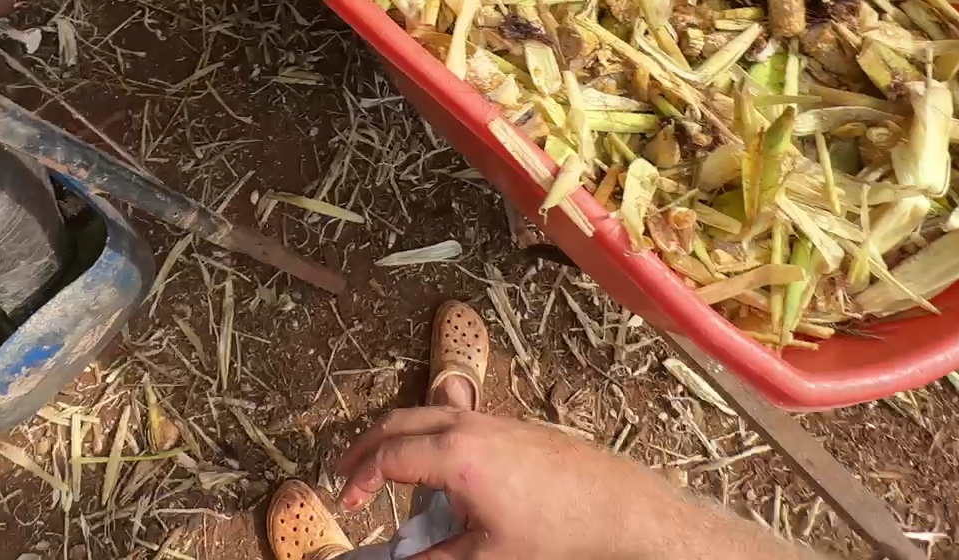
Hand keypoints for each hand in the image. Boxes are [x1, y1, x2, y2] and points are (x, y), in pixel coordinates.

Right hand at [333, 408, 820, 559]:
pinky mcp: (503, 422)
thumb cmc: (554, 532)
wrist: (614, 503)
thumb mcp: (489, 555)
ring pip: (422, 413)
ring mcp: (484, 417)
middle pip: (397, 422)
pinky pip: (446, 416)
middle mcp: (463, 423)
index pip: (388, 457)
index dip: (360, 478)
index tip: (345, 501)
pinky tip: (430, 464)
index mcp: (453, 453)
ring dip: (393, 436)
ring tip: (379, 465)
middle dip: (365, 445)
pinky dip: (422, 433)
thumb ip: (438, 559)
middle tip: (344, 472)